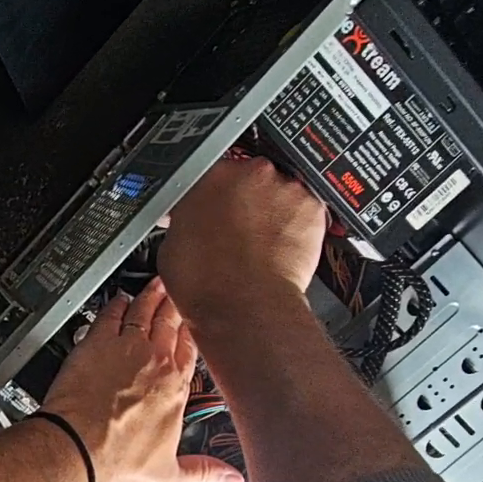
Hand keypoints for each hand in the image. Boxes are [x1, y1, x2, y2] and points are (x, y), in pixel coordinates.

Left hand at [40, 278, 246, 481]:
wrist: (75, 451)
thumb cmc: (114, 462)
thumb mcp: (168, 476)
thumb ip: (203, 472)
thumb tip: (230, 479)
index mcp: (176, 389)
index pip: (193, 349)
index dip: (195, 332)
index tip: (196, 324)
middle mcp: (155, 362)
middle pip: (172, 322)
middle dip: (178, 304)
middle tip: (181, 291)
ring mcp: (126, 349)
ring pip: (145, 311)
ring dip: (152, 295)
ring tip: (158, 284)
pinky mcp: (96, 345)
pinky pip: (110, 314)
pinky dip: (117, 304)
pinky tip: (118, 299)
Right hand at [156, 157, 326, 332]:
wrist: (243, 308)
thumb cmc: (206, 283)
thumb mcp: (171, 248)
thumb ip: (182, 221)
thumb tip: (186, 221)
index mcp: (210, 177)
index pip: (203, 174)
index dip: (201, 195)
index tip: (200, 209)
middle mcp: (251, 173)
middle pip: (244, 179)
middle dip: (237, 201)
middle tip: (227, 231)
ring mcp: (285, 189)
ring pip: (274, 193)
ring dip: (265, 212)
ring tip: (251, 245)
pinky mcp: (312, 208)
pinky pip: (300, 210)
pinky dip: (289, 226)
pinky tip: (272, 249)